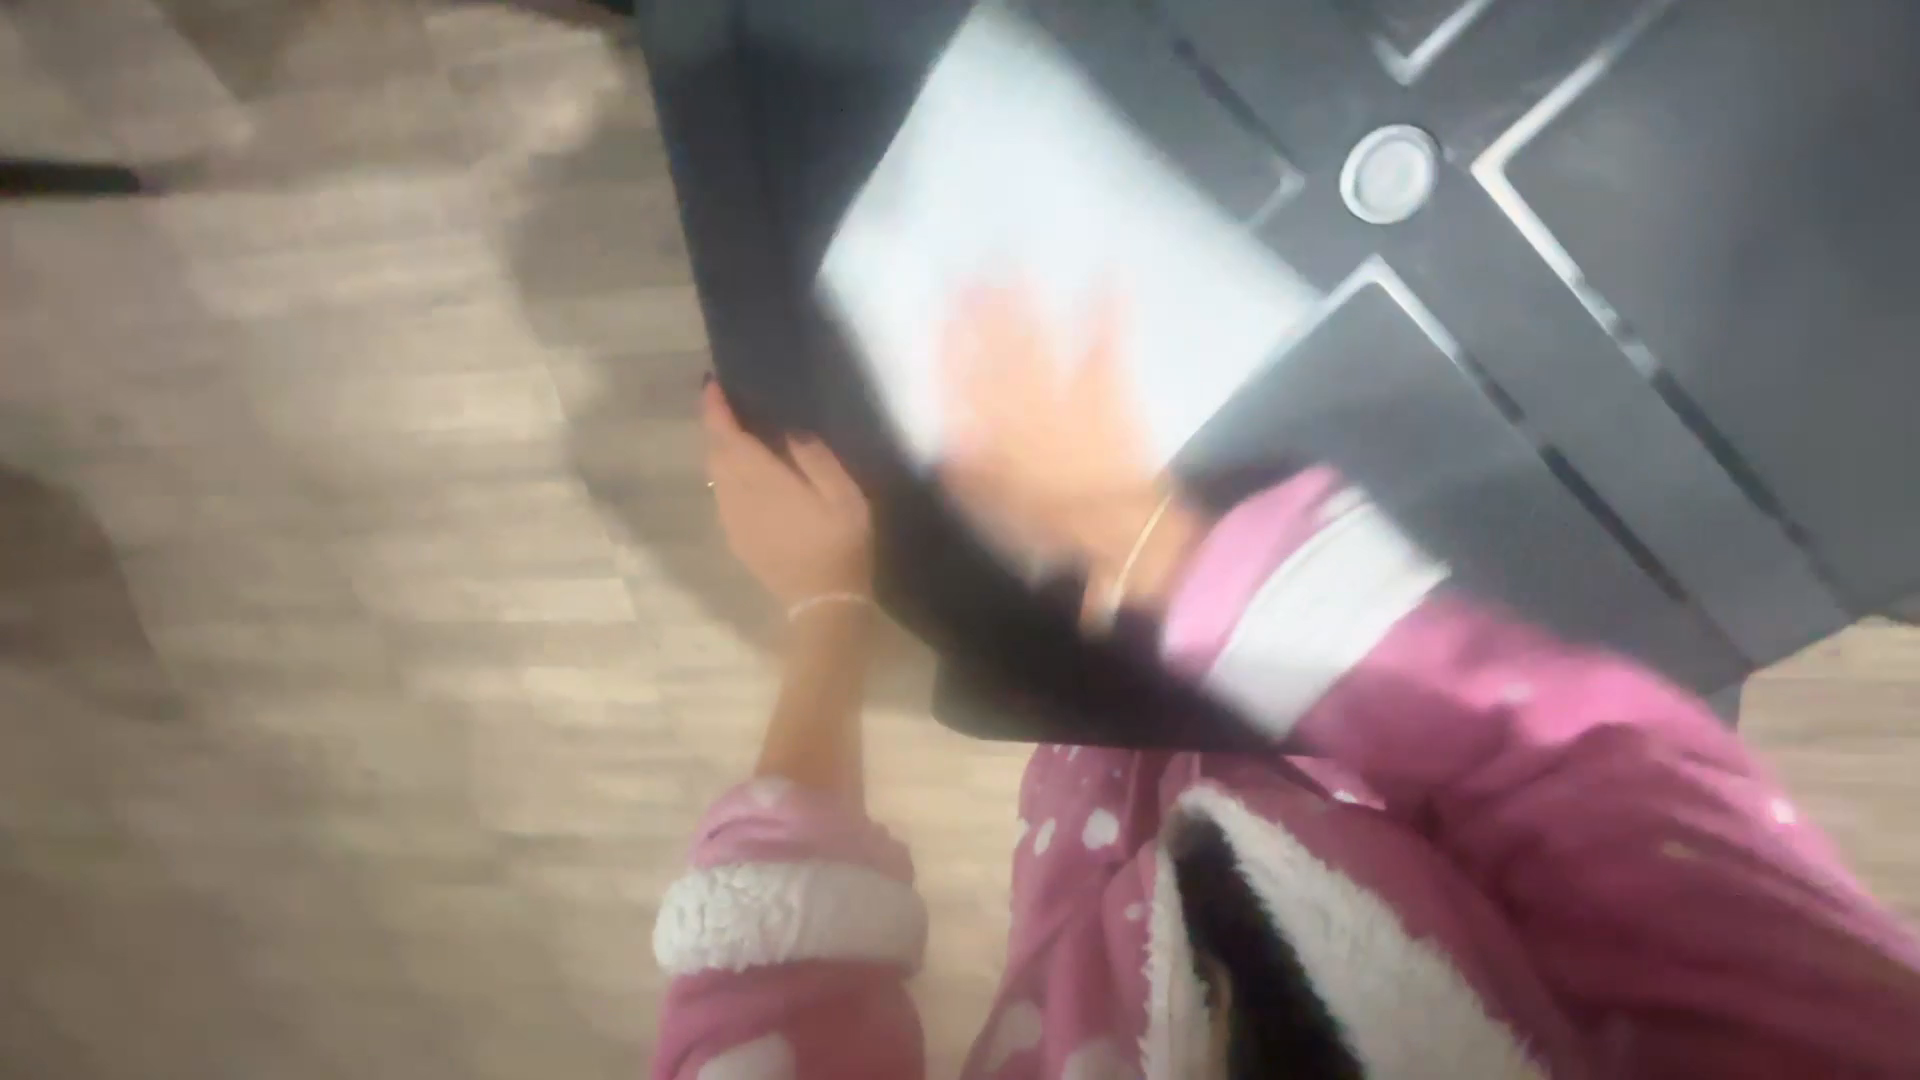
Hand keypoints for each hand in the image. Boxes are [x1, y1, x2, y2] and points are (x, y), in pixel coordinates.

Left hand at [703, 381, 872, 606]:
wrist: (824, 602)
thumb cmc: (841, 544)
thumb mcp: (844, 496)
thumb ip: (816, 459)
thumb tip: (790, 432)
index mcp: (765, 481)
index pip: (729, 437)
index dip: (717, 410)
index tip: (712, 385)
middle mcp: (739, 497)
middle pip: (715, 454)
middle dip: (716, 428)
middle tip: (727, 407)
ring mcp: (734, 521)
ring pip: (715, 477)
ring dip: (719, 452)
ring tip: (735, 438)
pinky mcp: (737, 539)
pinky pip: (722, 497)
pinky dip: (726, 477)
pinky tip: (744, 479)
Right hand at [939, 285, 1202, 611]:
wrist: (1116, 529)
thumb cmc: (1050, 525)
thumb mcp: (992, 510)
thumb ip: (964, 475)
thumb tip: (943, 450)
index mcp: (993, 434)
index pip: (962, 382)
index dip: (950, 344)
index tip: (940, 313)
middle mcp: (1023, 403)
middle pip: (996, 350)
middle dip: (980, 308)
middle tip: (969, 267)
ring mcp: (1067, 391)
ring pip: (1037, 339)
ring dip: (1023, 301)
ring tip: (1012, 261)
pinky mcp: (1107, 389)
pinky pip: (1105, 344)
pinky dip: (1108, 309)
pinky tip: (1109, 273)